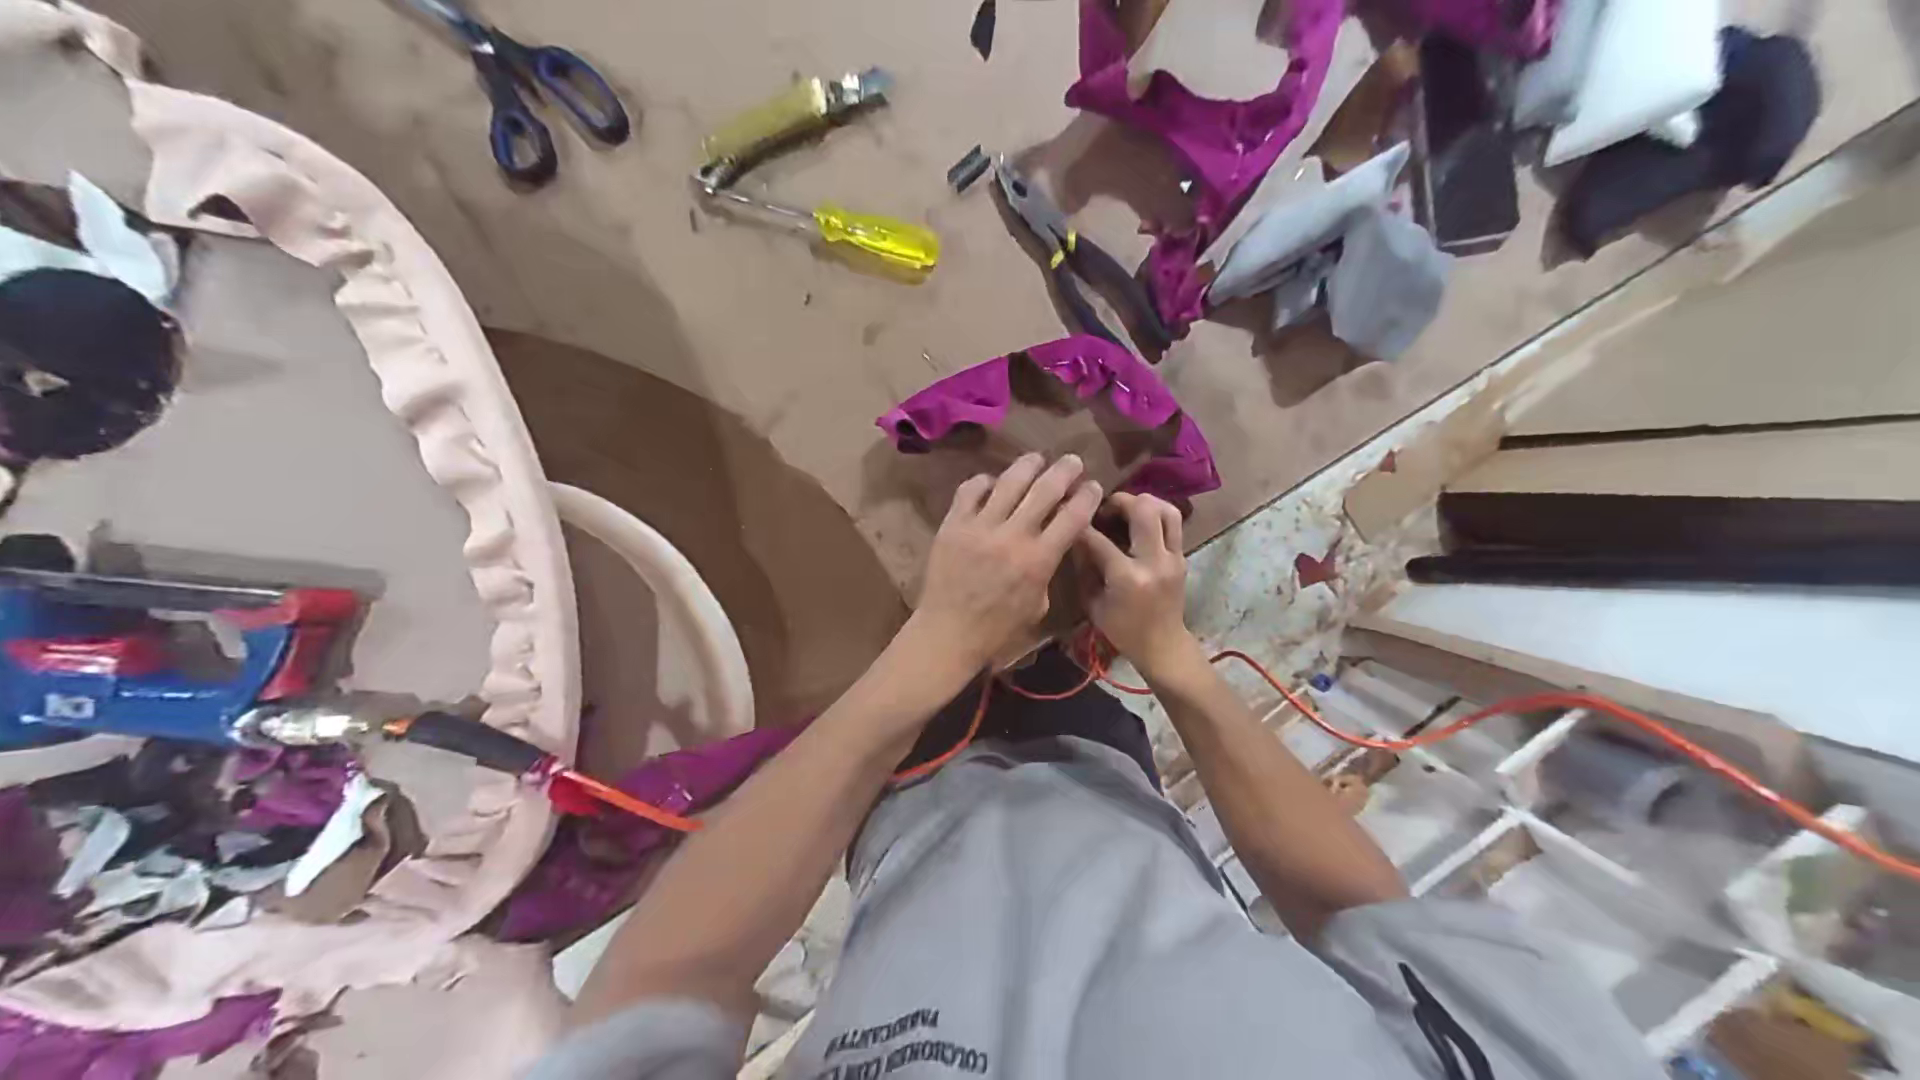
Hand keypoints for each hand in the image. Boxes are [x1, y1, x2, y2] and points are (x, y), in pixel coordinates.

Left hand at [909, 453, 1101, 672]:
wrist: (949, 632)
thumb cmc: (998, 629)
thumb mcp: (1038, 604)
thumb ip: (1047, 569)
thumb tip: (1050, 543)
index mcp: (1038, 560)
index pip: (1072, 517)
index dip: (1087, 497)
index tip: (1093, 486)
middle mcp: (1012, 536)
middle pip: (1045, 490)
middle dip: (1064, 471)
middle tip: (1073, 460)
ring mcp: (980, 527)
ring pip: (1009, 482)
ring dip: (1028, 466)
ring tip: (1036, 458)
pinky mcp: (953, 525)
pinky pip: (969, 491)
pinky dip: (984, 481)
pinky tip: (993, 482)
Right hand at [1076, 492, 1199, 676]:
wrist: (1162, 645)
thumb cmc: (1122, 629)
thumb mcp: (1093, 603)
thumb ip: (1084, 567)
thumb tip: (1074, 536)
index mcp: (1127, 577)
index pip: (1098, 539)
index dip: (1080, 526)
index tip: (1069, 517)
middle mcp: (1154, 562)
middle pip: (1143, 509)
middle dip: (1119, 501)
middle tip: (1104, 510)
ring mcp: (1173, 558)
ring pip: (1166, 509)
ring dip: (1143, 502)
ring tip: (1125, 510)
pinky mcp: (1182, 557)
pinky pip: (1173, 523)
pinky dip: (1155, 514)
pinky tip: (1138, 521)